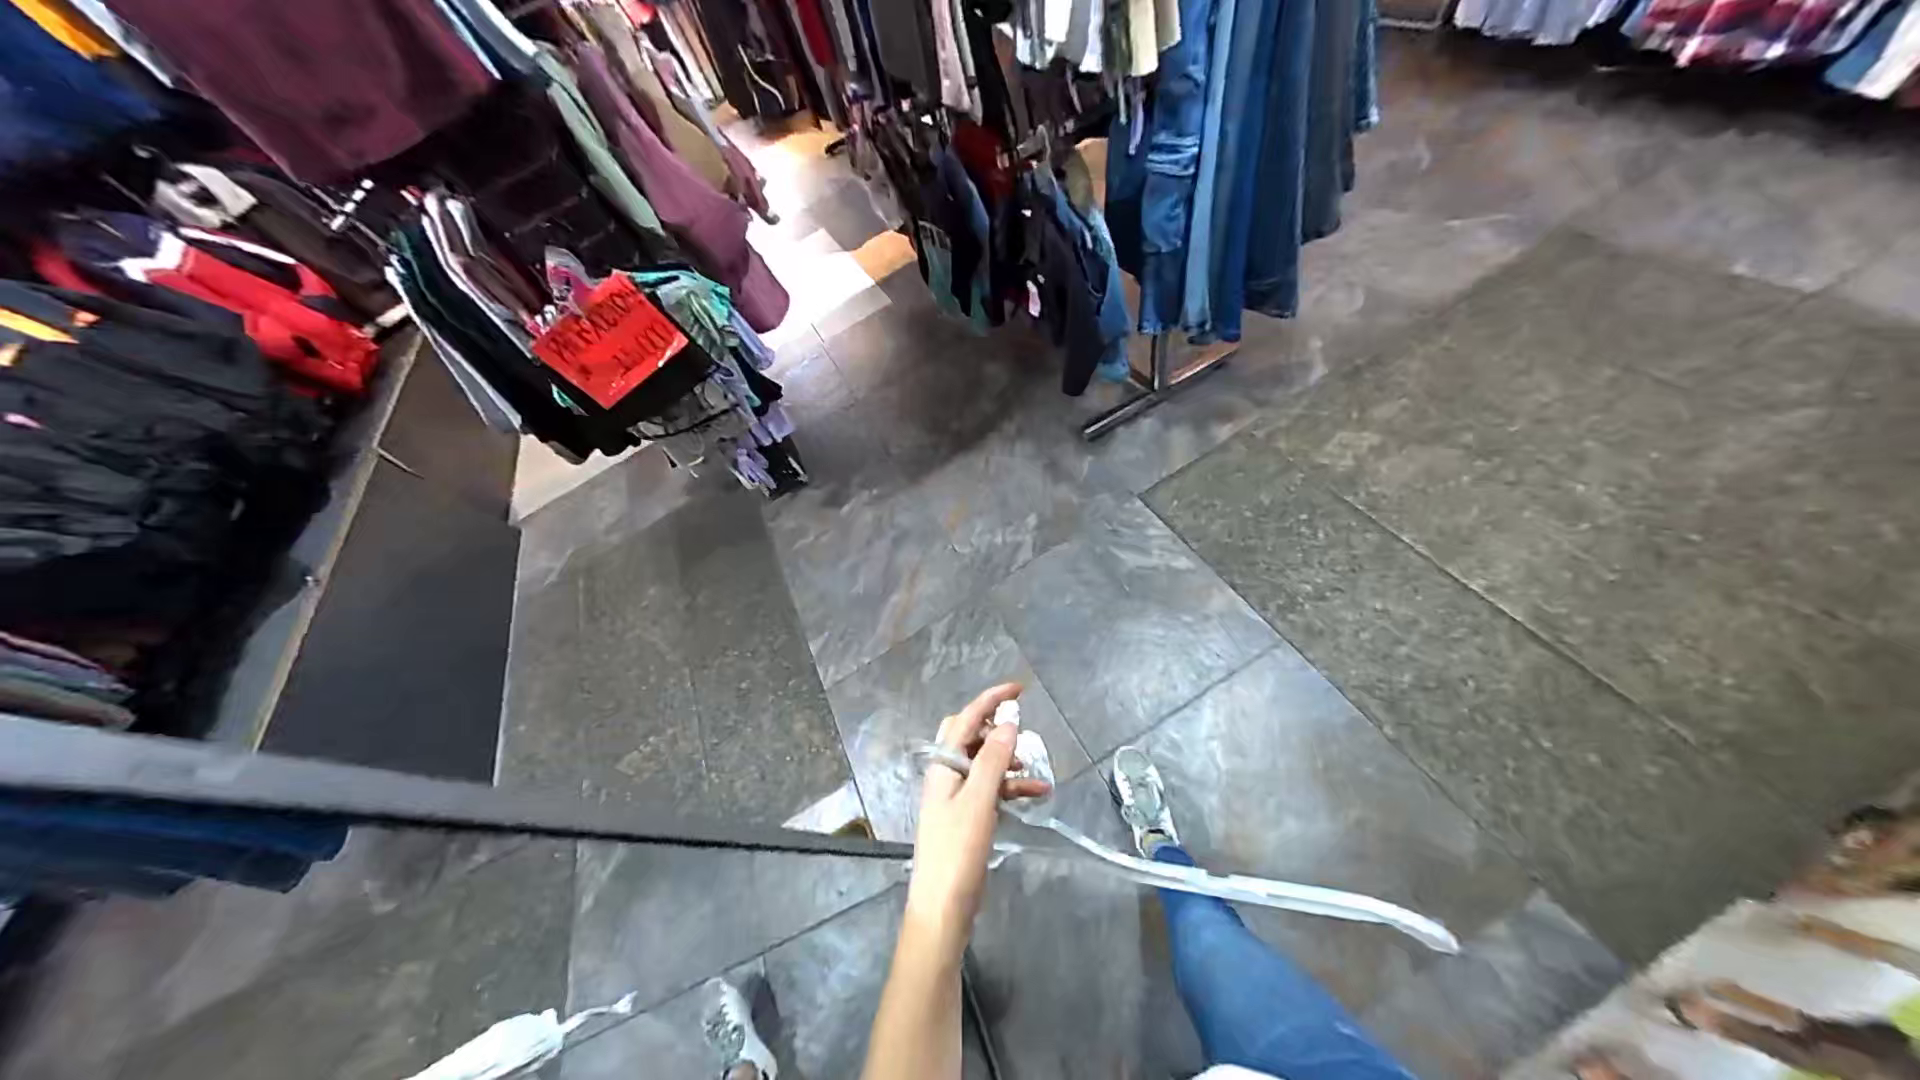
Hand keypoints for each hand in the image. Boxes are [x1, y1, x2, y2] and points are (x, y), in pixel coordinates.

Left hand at [903, 683, 1051, 949]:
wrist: (942, 908)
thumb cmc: (957, 851)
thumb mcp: (979, 801)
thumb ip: (993, 759)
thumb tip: (1008, 722)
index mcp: (942, 765)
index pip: (965, 719)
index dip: (990, 699)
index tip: (1018, 688)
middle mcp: (946, 775)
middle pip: (970, 737)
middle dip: (996, 728)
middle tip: (1022, 727)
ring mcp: (956, 797)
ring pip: (984, 764)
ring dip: (1009, 760)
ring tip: (1034, 768)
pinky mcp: (967, 817)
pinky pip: (991, 790)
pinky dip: (1012, 787)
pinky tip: (1037, 793)